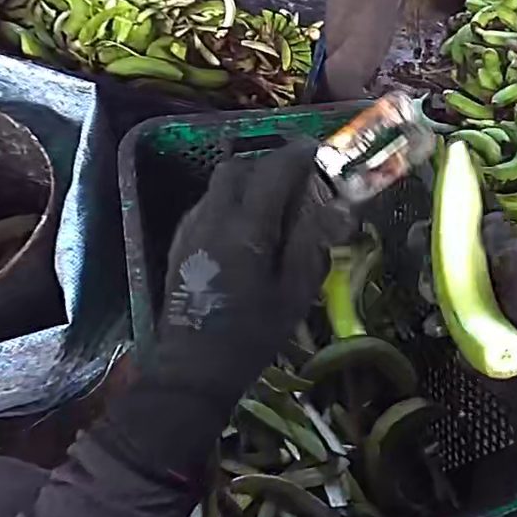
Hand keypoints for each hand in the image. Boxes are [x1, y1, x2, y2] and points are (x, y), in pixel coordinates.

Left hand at [103, 139, 351, 476]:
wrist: (193, 367)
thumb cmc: (252, 333)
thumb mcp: (294, 292)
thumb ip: (312, 242)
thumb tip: (337, 204)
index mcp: (246, 228)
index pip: (273, 171)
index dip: (295, 154)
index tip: (314, 149)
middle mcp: (213, 217)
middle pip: (237, 167)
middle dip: (266, 163)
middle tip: (293, 179)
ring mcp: (191, 228)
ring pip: (218, 184)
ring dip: (246, 180)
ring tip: (271, 202)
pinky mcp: (179, 241)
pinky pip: (206, 203)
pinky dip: (229, 200)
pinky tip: (244, 226)